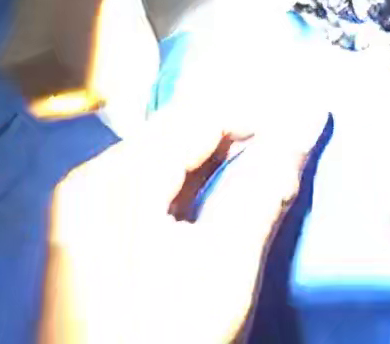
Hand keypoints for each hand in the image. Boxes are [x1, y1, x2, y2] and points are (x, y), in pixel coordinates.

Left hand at [39, 104, 326, 343]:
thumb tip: (306, 124)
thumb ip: (263, 191)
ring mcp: (84, 203)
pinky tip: (220, 176)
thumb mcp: (223, 274)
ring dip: (212, 151)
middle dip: (232, 130)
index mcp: (114, 180)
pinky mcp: (87, 227)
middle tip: (287, 133)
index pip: (193, 120)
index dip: (251, 115)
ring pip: (160, 152)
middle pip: (173, 131)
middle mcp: (90, 177)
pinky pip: (144, 180)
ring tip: (264, 149)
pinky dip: (185, 176)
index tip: (301, 119)